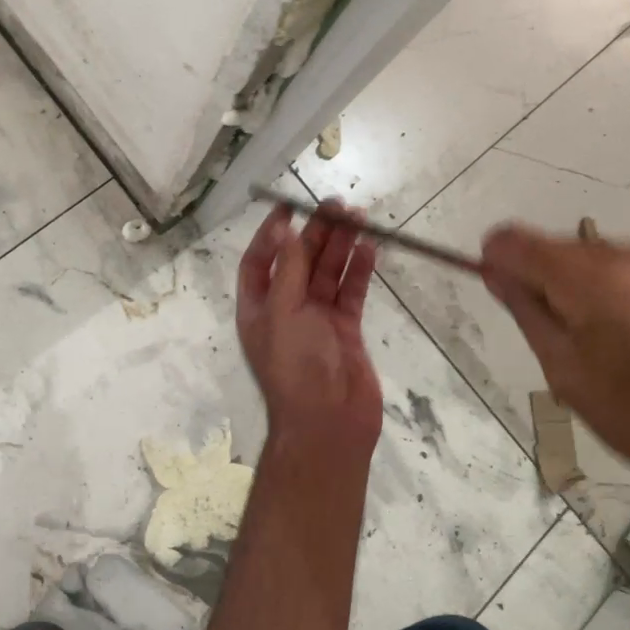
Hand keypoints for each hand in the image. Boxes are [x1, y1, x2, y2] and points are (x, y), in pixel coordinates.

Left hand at [237, 203, 382, 455]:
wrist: (328, 425)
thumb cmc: (294, 369)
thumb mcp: (282, 315)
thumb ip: (288, 272)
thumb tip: (284, 232)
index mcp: (258, 308)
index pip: (260, 261)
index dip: (271, 233)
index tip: (289, 206)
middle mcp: (285, 309)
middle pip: (300, 261)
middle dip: (317, 233)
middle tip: (338, 205)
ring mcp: (317, 319)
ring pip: (329, 272)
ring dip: (341, 245)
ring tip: (359, 217)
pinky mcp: (346, 329)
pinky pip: (351, 292)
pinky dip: (360, 271)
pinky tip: (370, 249)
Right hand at [480, 225, 629, 506]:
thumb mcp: (566, 374)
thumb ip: (527, 310)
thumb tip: (496, 271)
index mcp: (598, 285)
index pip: (520, 243)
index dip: (499, 257)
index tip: (497, 279)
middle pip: (567, 249)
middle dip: (553, 277)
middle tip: (567, 330)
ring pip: (609, 256)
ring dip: (597, 282)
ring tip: (621, 337)